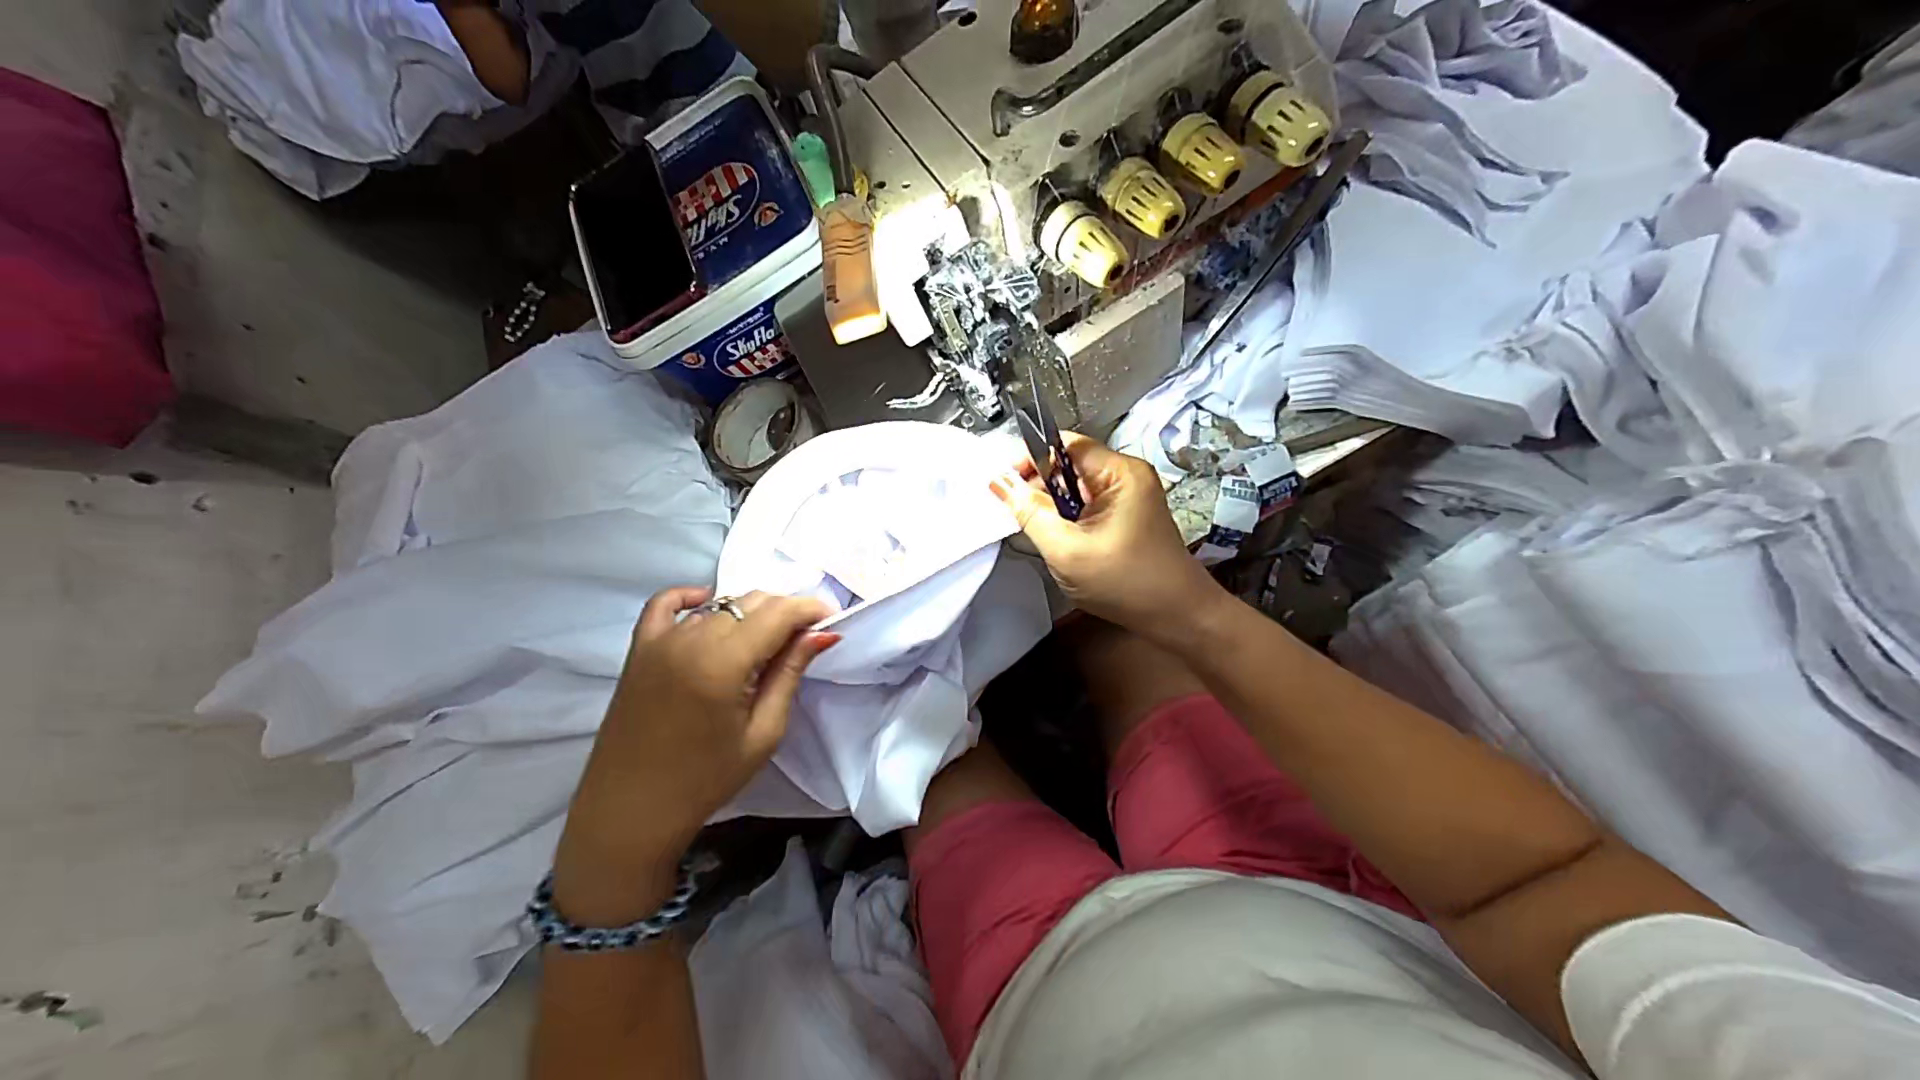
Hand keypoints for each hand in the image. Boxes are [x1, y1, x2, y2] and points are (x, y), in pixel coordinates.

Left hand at [551, 588, 835, 923]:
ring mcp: (661, 640)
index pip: (778, 612)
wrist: (632, 810)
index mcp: (724, 662)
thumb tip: (822, 633)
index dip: (810, 609)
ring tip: (764, 640)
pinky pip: (665, 603)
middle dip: (784, 611)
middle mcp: (691, 639)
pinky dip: (692, 597)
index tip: (831, 619)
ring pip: (718, 604)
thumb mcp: (763, 733)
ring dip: (748, 612)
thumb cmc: (706, 780)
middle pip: (750, 602)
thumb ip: (790, 673)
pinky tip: (708, 605)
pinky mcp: (639, 649)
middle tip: (803, 637)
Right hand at [991, 433, 1227, 640]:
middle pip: (1069, 465)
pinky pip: (1088, 504)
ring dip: (1055, 507)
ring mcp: (1130, 495)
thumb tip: (1002, 484)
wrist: (1177, 615)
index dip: (1032, 459)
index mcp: (1120, 473)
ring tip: (1048, 534)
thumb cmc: (1130, 585)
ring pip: (1076, 487)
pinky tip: (1066, 542)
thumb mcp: (1066, 550)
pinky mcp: (1128, 514)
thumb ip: (1029, 512)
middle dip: (1041, 487)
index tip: (1010, 483)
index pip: (1065, 444)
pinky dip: (1071, 519)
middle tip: (1022, 513)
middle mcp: (1129, 476)